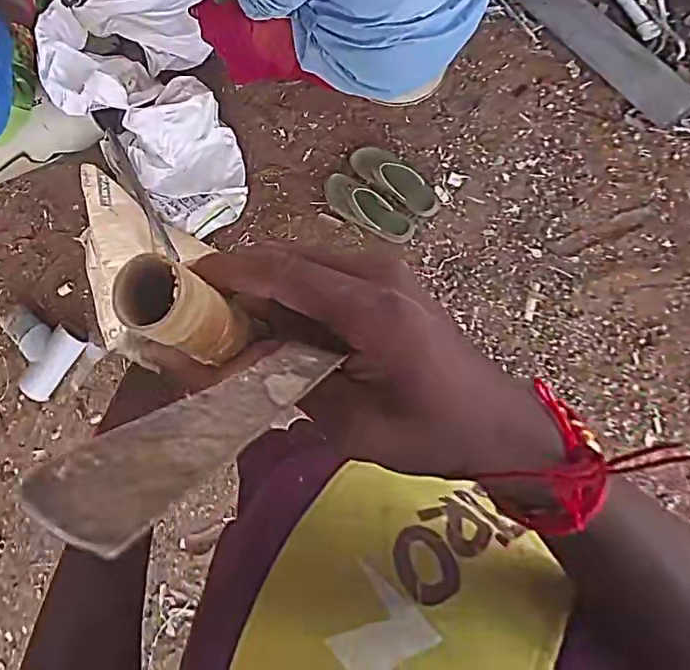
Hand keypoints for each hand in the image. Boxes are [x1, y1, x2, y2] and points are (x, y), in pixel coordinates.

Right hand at [179, 244, 565, 478]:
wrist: (500, 421)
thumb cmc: (435, 433)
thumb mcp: (357, 428)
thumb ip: (290, 387)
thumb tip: (231, 362)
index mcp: (374, 308)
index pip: (286, 274)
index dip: (233, 271)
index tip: (190, 277)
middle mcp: (379, 272)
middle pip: (291, 256)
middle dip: (242, 273)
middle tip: (199, 302)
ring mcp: (386, 268)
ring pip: (305, 258)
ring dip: (266, 279)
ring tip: (231, 314)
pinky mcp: (388, 275)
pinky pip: (325, 270)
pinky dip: (292, 286)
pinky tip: (277, 318)